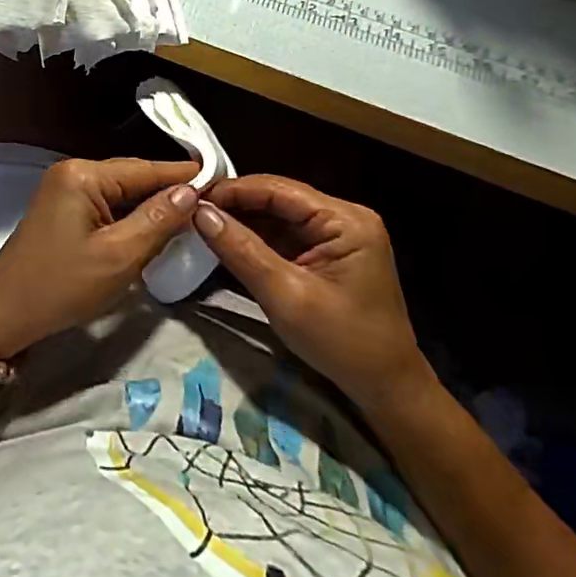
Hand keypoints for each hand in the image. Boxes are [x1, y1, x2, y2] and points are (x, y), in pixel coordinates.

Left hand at [0, 158, 200, 356]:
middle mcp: (72, 171)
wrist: (5, 314)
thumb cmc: (62, 286)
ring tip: (193, 214)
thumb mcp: (119, 256)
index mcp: (82, 175)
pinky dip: (131, 215)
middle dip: (170, 190)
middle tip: (214, 202)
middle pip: (133, 177)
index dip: (186, 176)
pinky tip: (155, 226)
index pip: (146, 169)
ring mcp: (64, 189)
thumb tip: (192, 191)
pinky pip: (106, 204)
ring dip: (152, 204)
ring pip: (121, 192)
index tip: (225, 180)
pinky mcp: (63, 208)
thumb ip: (158, 220)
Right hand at [194, 175, 424, 398]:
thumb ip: (242, 250)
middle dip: (235, 203)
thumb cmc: (342, 342)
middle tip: (190, 209)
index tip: (192, 196)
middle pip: (279, 198)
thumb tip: (200, 213)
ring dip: (242, 219)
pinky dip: (255, 238)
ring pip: (278, 215)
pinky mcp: (328, 253)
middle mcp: (344, 217)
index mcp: (345, 220)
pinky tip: (226, 239)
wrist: (385, 387)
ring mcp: (337, 235)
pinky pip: (285, 235)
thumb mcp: (285, 296)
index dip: (233, 189)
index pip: (279, 189)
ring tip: (200, 221)